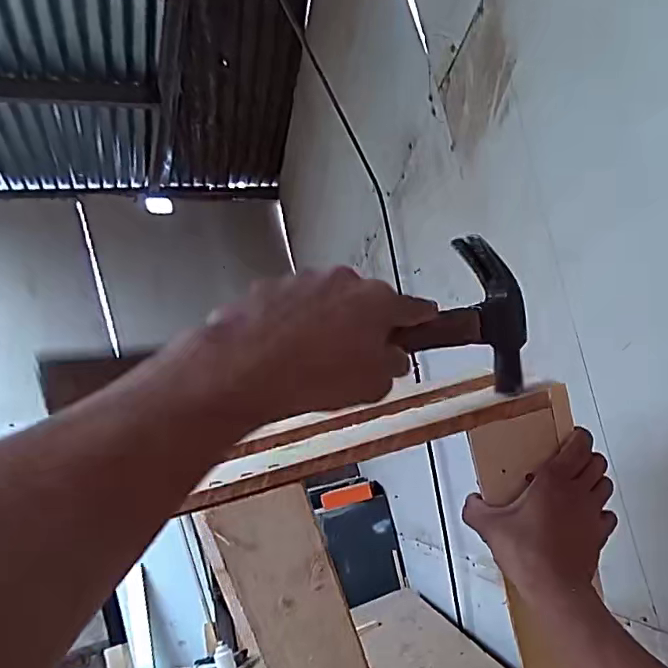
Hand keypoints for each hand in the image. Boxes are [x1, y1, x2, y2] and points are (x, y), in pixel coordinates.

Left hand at [154, 267, 438, 426]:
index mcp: (378, 301)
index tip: (426, 324)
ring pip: (329, 303)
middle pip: (369, 303)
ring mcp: (303, 282)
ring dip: (330, 325)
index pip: (416, 307)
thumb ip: (392, 366)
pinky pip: (294, 308)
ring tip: (318, 363)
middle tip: (362, 359)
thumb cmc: (308, 377)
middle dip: (368, 327)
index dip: (424, 321)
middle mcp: (342, 282)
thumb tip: (391, 359)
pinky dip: (295, 325)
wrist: (241, 373)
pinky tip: (288, 355)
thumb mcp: (374, 386)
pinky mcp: (269, 289)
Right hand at [463, 428, 617, 596]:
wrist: (555, 586)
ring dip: (596, 482)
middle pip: (597, 461)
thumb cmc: (530, 555)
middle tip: (572, 463)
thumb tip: (472, 503)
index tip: (570, 438)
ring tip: (578, 488)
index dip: (579, 437)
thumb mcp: (492, 528)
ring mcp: (592, 512)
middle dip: (587, 458)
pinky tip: (586, 518)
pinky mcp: (600, 533)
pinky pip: (608, 515)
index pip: (580, 444)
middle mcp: (578, 492)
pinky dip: (601, 513)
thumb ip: (477, 510)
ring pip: (606, 484)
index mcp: (554, 480)